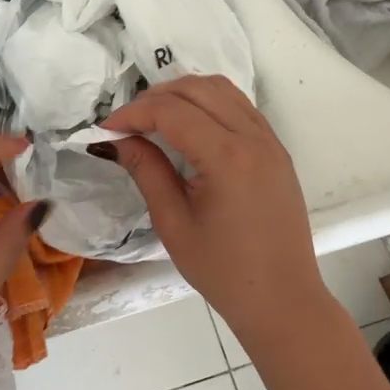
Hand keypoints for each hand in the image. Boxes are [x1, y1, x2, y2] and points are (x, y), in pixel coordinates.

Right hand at [104, 76, 330, 339]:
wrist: (283, 301)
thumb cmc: (224, 272)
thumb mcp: (174, 224)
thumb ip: (147, 171)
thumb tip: (116, 141)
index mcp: (227, 158)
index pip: (171, 112)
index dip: (133, 113)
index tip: (106, 129)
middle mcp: (252, 138)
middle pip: (196, 89)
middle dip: (155, 97)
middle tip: (127, 123)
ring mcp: (270, 140)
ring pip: (221, 88)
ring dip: (183, 93)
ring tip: (154, 116)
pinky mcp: (276, 149)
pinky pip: (240, 105)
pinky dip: (209, 101)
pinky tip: (189, 123)